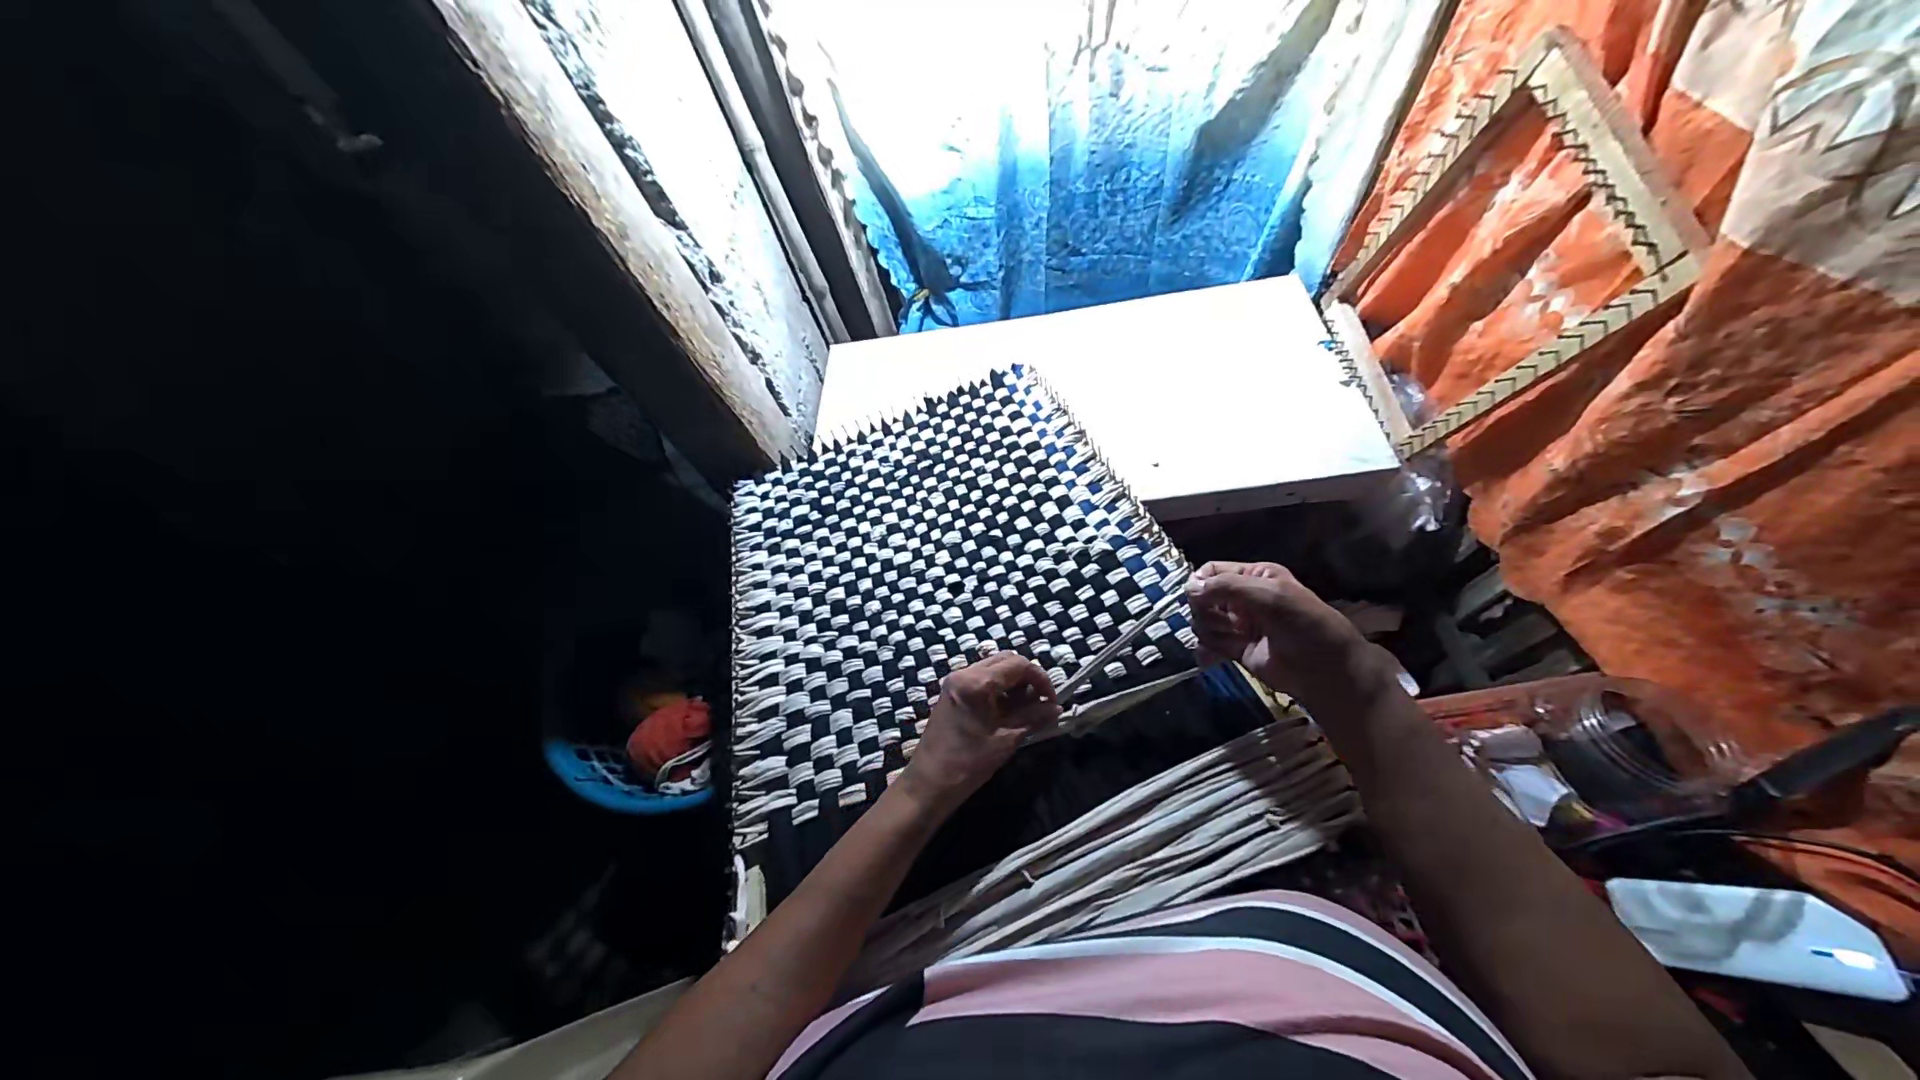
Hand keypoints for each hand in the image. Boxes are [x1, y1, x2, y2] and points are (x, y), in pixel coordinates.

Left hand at [896, 652, 1059, 817]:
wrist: (929, 783)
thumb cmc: (968, 763)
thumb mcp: (1006, 739)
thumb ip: (1032, 718)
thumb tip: (1055, 708)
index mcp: (976, 682)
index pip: (1018, 664)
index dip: (1040, 679)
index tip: (1052, 701)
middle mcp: (964, 674)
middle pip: (1005, 661)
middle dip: (1027, 678)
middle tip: (1040, 702)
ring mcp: (955, 682)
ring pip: (993, 669)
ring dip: (1014, 684)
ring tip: (1027, 709)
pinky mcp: (952, 693)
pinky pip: (982, 680)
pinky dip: (999, 689)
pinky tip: (1008, 711)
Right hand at [1184, 561, 1377, 708]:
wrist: (1326, 670)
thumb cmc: (1304, 624)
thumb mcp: (1270, 595)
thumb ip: (1227, 587)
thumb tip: (1189, 588)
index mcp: (1254, 577)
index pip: (1212, 571)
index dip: (1200, 583)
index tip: (1198, 598)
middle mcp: (1243, 598)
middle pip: (1202, 597)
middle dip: (1207, 610)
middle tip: (1230, 622)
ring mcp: (1238, 625)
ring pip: (1202, 621)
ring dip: (1211, 631)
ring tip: (1235, 639)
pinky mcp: (1236, 649)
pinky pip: (1208, 644)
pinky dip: (1205, 650)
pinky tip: (1210, 657)